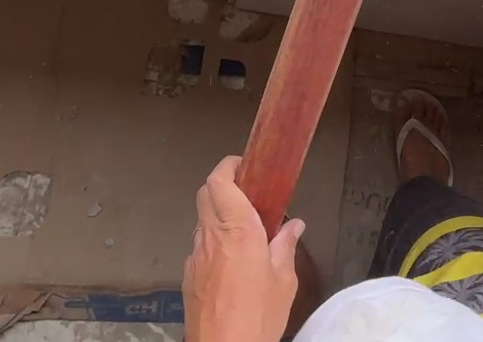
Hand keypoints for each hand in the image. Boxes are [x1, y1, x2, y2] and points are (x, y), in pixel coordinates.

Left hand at [184, 156, 306, 341]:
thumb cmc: (258, 316)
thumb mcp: (284, 281)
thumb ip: (286, 247)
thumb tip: (293, 226)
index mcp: (237, 229)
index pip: (220, 181)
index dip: (228, 166)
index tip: (244, 166)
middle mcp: (211, 237)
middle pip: (205, 193)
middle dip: (221, 183)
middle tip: (244, 191)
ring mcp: (195, 257)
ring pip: (201, 220)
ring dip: (217, 214)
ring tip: (241, 230)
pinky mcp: (188, 278)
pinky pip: (199, 247)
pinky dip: (212, 242)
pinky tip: (229, 262)